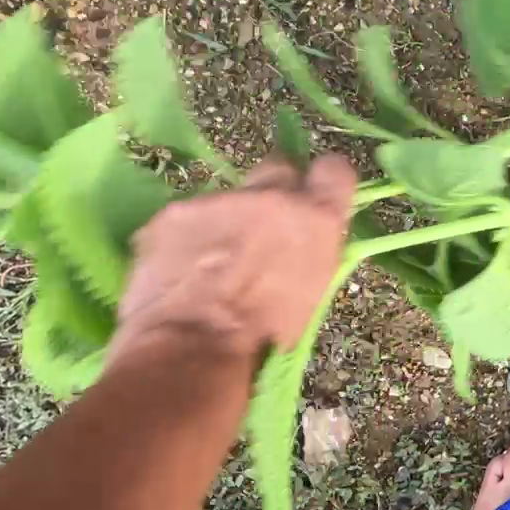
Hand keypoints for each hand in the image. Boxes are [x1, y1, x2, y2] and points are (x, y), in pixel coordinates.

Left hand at [111, 155, 357, 365]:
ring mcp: (221, 199)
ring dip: (227, 220)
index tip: (317, 195)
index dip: (325, 180)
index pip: (335, 169)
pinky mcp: (174, 212)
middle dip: (274, 189)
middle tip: (263, 224)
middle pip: (279, 166)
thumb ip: (315, 244)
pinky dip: (187, 237)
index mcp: (317, 216)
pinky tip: (180, 269)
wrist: (193, 342)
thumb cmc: (268, 328)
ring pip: (229, 199)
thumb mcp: (316, 285)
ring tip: (212, 262)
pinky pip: (187, 217)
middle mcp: (274, 195)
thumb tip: (308, 235)